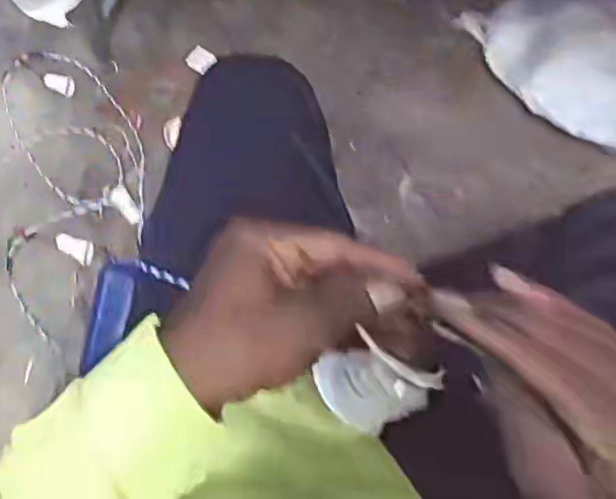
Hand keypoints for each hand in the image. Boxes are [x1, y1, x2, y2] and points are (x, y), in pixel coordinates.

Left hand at [157, 219, 422, 414]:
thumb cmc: (242, 342)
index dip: (379, 264)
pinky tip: (377, 341)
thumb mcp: (300, 323)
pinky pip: (309, 303)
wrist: (191, 376)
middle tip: (425, 316)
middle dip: (375, 291)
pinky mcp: (264, 300)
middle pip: (330, 264)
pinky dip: (340, 321)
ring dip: (363, 310)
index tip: (424, 284)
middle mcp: (262, 246)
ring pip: (324, 287)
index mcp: (262, 238)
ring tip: (412, 335)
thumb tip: (397, 288)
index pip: (332, 244)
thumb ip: (349, 301)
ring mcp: (261, 273)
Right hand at [430, 267, 615, 498]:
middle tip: (454, 293)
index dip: (495, 330)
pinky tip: (541, 297)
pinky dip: (579, 322)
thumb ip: (522, 417)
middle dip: (514, 315)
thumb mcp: (549, 487)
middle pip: (587, 353)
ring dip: (546, 309)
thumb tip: (486, 348)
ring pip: (611, 347)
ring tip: (494, 279)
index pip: (559, 372)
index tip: (439, 299)